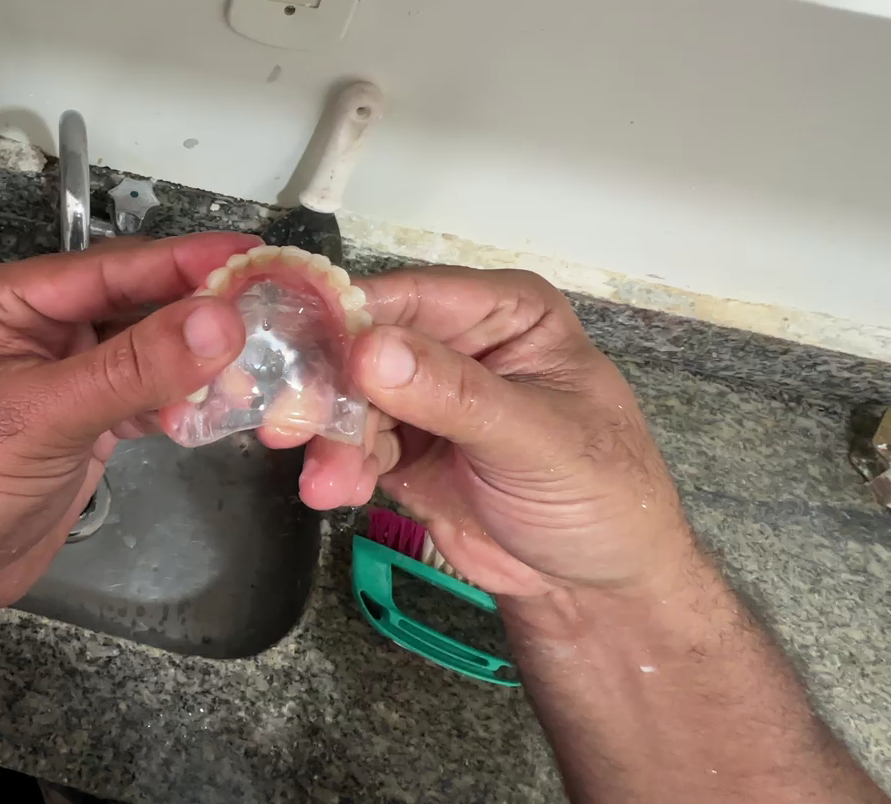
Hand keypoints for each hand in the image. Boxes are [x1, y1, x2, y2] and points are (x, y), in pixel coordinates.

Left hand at [0, 233, 256, 615]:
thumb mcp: (43, 415)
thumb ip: (133, 369)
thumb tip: (220, 319)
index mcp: (10, 300)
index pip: (108, 269)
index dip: (180, 261)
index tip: (248, 252)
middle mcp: (41, 324)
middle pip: (135, 304)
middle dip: (196, 312)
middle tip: (268, 310)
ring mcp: (68, 371)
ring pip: (147, 349)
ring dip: (194, 360)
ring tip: (254, 366)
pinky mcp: (89, 415)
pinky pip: (147, 393)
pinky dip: (179, 401)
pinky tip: (214, 408)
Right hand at [319, 266, 695, 597]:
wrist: (593, 594)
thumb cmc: (601, 499)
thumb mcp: (538, 441)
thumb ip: (455, 395)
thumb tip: (369, 350)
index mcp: (500, 313)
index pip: (410, 296)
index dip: (351, 318)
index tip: (303, 352)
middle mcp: (451, 340)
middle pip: (363, 343)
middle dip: (329, 388)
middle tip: (289, 424)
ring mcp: (418, 391)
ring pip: (347, 395)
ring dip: (330, 437)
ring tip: (327, 483)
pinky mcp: (396, 440)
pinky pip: (349, 439)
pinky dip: (337, 465)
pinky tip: (337, 492)